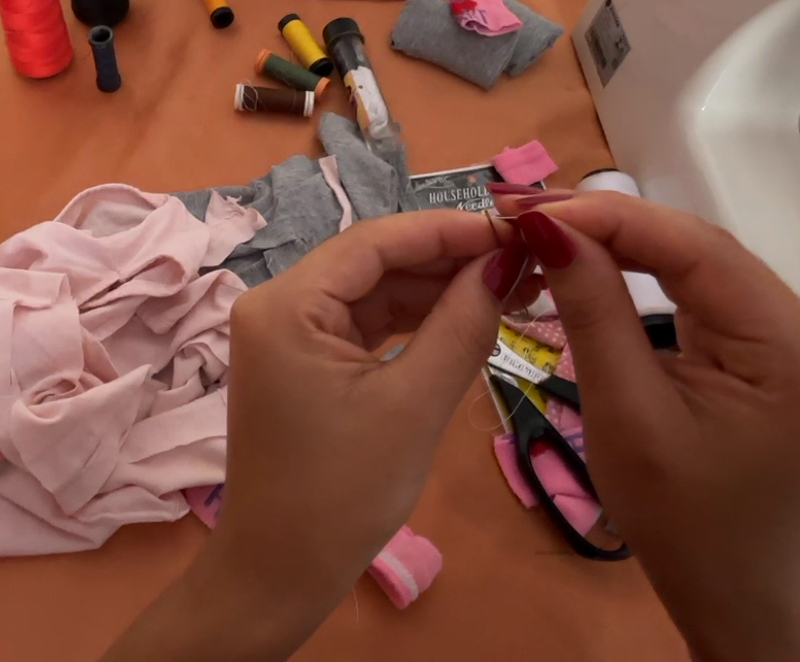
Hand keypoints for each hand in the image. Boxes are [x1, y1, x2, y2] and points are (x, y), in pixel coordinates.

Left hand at [102, 210, 535, 660]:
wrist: (280, 571)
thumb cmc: (342, 494)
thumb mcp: (413, 406)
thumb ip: (461, 326)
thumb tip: (502, 263)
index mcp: (286, 303)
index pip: (373, 242)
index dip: (445, 230)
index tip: (511, 229)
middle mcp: (277, 302)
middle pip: (372, 261)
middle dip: (446, 259)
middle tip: (521, 258)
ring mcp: (286, 329)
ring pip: (371, 288)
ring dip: (434, 288)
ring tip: (507, 283)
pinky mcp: (301, 355)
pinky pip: (362, 320)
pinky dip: (411, 318)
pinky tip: (464, 313)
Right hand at [502, 190, 799, 661]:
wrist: (736, 598)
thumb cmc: (678, 522)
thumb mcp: (624, 412)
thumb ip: (591, 309)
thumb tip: (545, 225)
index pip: (697, 250)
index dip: (609, 216)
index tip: (528, 205)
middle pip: (702, 251)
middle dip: (609, 224)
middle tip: (525, 211)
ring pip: (701, 266)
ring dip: (622, 243)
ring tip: (548, 228)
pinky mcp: (783, 353)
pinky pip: (707, 294)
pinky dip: (645, 274)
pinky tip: (598, 260)